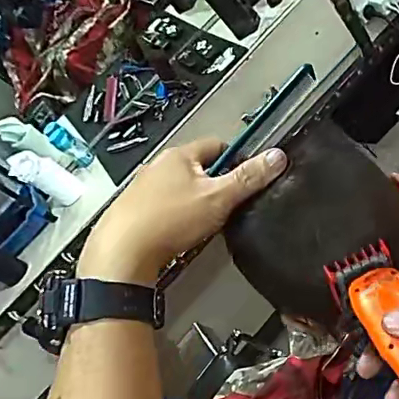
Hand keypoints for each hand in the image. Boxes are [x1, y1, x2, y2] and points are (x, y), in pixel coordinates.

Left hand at [77, 139, 284, 283]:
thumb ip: (249, 177)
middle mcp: (158, 166)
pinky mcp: (137, 211)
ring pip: (184, 189)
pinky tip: (186, 232)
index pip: (218, 145)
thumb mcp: (219, 197)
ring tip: (208, 221)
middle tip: (230, 204)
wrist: (123, 253)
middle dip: (218, 185)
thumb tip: (276, 157)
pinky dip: (181, 217)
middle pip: (201, 168)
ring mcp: (145, 189)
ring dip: (198, 202)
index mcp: (179, 155)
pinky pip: (169, 208)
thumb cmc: (167, 220)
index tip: (250, 175)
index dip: (238, 159)